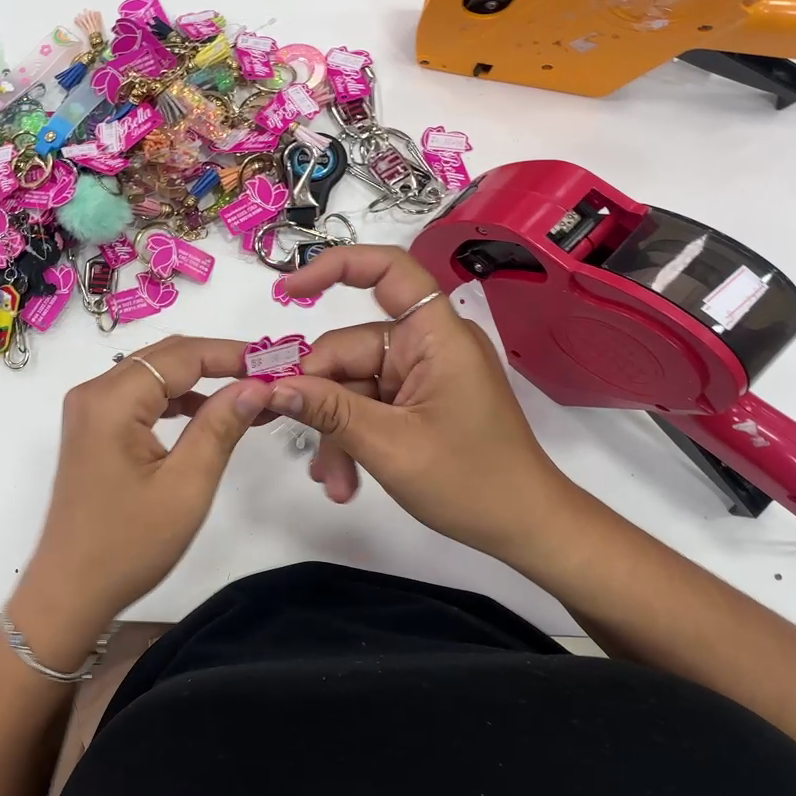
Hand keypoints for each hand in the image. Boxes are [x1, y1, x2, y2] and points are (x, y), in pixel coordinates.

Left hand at [11, 336, 272, 663]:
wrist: (72, 589)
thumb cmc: (129, 544)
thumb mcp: (186, 485)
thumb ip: (220, 426)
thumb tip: (257, 384)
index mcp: (110, 400)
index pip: (181, 355)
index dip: (232, 353)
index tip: (280, 360)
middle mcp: (93, 393)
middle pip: (164, 358)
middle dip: (218, 362)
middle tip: (271, 375)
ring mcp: (89, 412)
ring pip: (152, 375)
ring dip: (199, 380)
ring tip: (249, 396)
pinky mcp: (92, 430)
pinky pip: (139, 398)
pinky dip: (175, 400)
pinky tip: (207, 415)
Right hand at [267, 245, 576, 558]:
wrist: (525, 527)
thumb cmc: (472, 481)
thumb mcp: (389, 446)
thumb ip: (328, 411)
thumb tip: (271, 388)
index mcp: (437, 338)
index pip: (390, 272)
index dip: (337, 267)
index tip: (288, 292)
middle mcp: (427, 346)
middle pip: (349, 348)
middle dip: (322, 401)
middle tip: (305, 447)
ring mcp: (421, 375)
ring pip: (350, 385)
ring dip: (335, 432)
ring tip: (335, 482)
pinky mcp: (416, 401)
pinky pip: (364, 405)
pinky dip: (350, 437)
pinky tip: (344, 477)